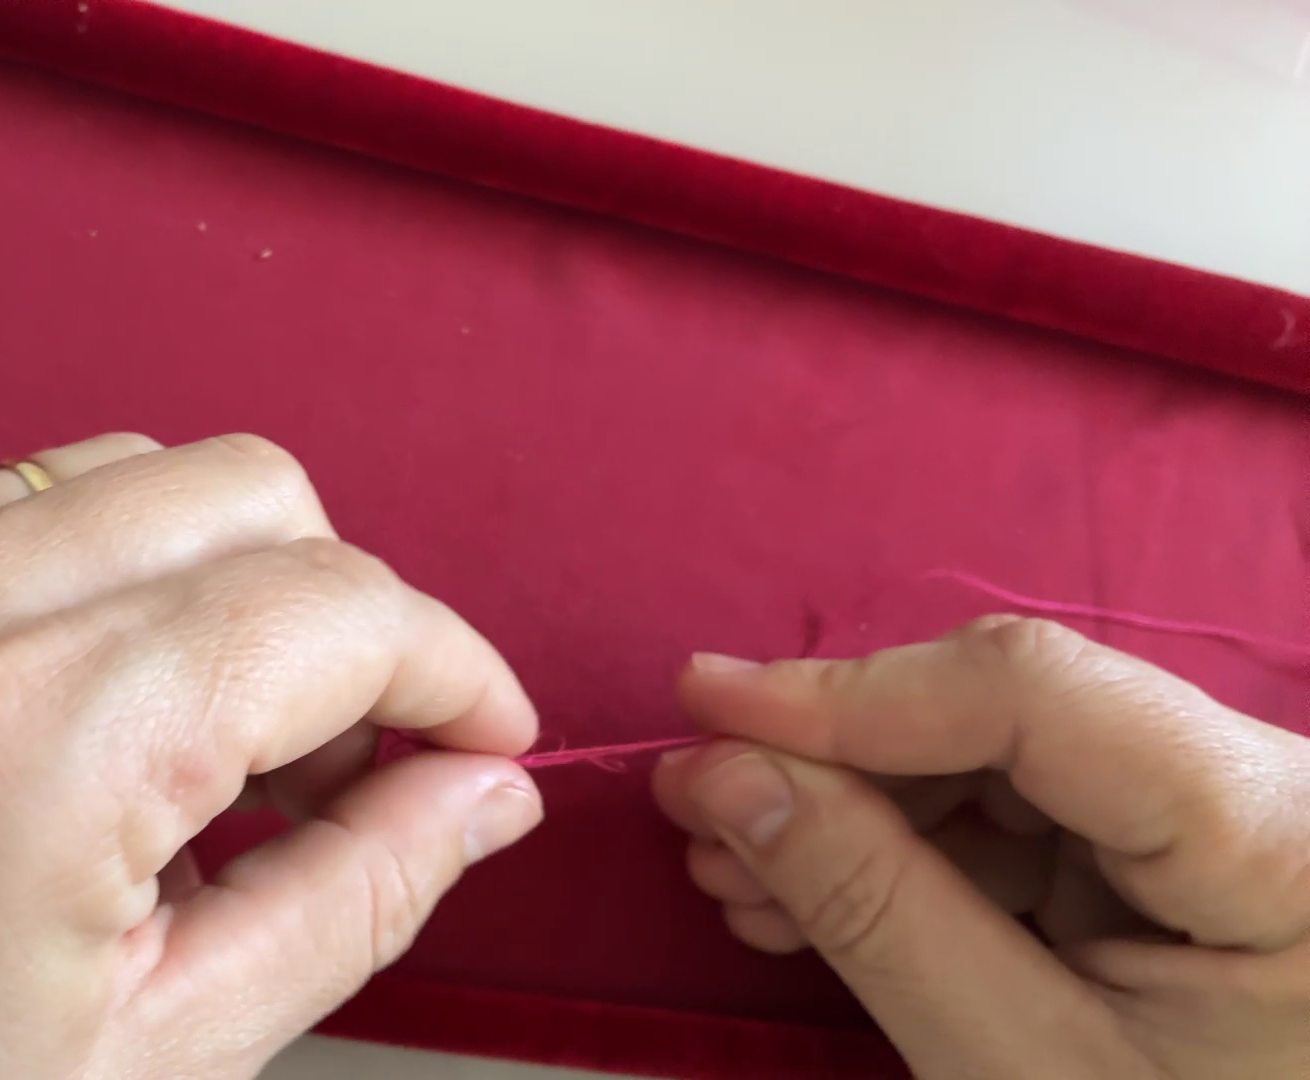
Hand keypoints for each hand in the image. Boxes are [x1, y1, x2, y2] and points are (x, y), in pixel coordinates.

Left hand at [0, 433, 542, 1078]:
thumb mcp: (175, 1054)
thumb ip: (364, 888)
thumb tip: (484, 788)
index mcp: (32, 745)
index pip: (327, 611)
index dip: (448, 664)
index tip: (488, 732)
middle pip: (257, 493)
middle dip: (356, 607)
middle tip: (367, 737)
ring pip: (169, 475)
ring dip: (258, 575)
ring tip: (255, 718)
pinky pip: (69, 498)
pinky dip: (158, 564)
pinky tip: (152, 680)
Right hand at [654, 618, 1309, 1078]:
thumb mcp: (1019, 1072)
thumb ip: (863, 901)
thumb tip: (713, 773)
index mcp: (1300, 847)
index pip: (1031, 693)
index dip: (841, 689)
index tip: (703, 701)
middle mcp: (1267, 798)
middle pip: (982, 719)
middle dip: (816, 764)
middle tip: (694, 801)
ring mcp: (1205, 826)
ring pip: (962, 764)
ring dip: (826, 814)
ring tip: (729, 872)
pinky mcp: (1146, 862)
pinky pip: (978, 820)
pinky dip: (872, 853)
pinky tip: (791, 900)